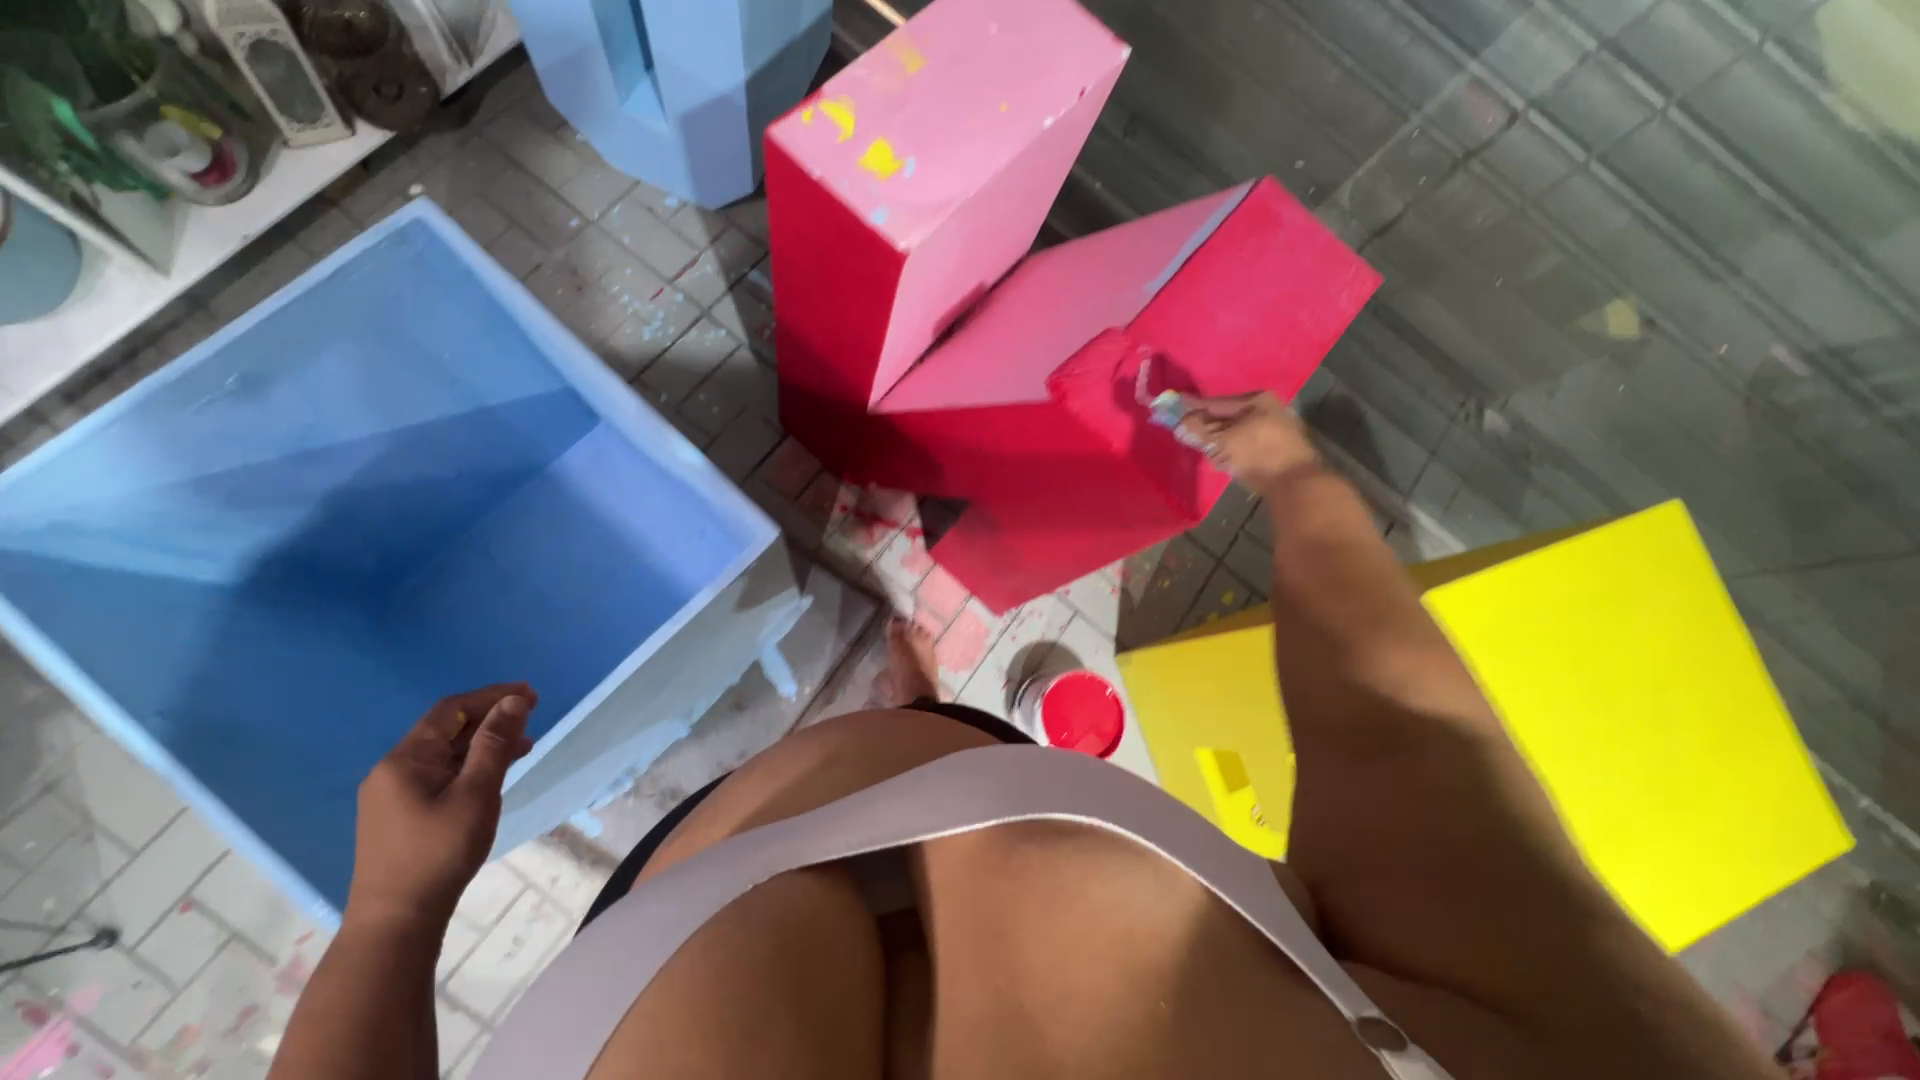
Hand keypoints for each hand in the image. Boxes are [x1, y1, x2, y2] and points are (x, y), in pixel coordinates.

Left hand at [346, 684, 537, 928]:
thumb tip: (514, 700)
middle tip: (532, 715)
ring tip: (523, 745)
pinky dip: (469, 766)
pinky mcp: (399, 815)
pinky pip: (439, 775)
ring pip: (444, 754)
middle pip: (445, 729)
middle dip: (490, 718)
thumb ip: (495, 743)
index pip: (451, 709)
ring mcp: (392, 794)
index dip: (492, 696)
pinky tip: (492, 775)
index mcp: (405, 759)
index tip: (531, 694)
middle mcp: (393, 770)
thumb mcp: (477, 793)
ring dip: (482, 743)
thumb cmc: (440, 851)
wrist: (397, 920)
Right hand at [1180, 392, 1318, 494]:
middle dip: (1206, 426)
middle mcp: (1268, 410)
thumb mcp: (1223, 440)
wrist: (1294, 483)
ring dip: (1218, 440)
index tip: (1175, 409)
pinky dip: (1232, 451)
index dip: (1194, 407)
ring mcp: (1275, 430)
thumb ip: (1200, 431)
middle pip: (1228, 417)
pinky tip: (1222, 460)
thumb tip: (1180, 425)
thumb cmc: (1258, 453)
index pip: (1217, 402)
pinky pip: (1247, 446)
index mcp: (1256, 400)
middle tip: (1185, 431)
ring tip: (1201, 447)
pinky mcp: (1277, 451)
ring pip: (1237, 432)